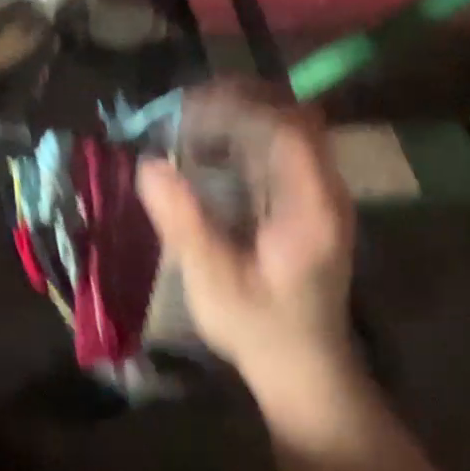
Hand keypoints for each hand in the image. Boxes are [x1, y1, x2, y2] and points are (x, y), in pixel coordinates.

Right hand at [137, 80, 356, 393]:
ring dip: (232, 115)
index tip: (187, 110)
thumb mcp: (214, 279)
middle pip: (288, 116)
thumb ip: (184, 221)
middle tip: (178, 111)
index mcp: (313, 207)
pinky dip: (234, 136)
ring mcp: (313, 192)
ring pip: (280, 126)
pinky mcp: (297, 199)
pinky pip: (270, 146)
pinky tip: (198, 150)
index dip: (240, 107)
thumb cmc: (259, 326)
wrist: (299, 367)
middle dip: (233, 103)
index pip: (291, 129)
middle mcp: (322, 190)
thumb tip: (148, 163)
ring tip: (181, 125)